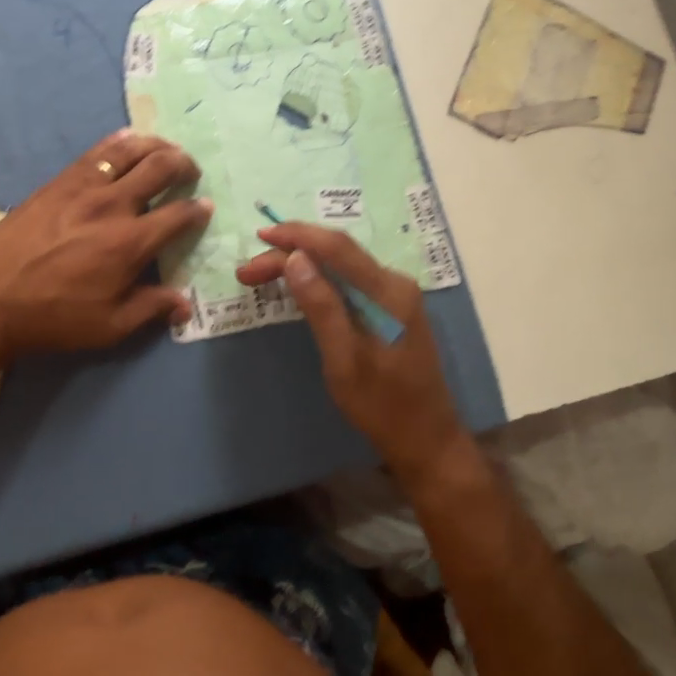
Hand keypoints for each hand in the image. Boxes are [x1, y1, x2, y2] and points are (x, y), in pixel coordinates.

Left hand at [0, 129, 211, 358]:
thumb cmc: (53, 318)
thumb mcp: (109, 327)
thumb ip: (150, 309)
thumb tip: (184, 304)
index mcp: (130, 243)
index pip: (178, 216)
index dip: (197, 210)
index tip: (206, 207)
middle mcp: (113, 206)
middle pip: (160, 168)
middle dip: (184, 165)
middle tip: (191, 172)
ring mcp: (84, 187)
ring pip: (130, 151)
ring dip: (156, 145)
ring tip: (166, 150)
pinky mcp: (59, 181)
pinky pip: (97, 152)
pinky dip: (120, 143)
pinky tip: (127, 142)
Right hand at [236, 223, 466, 477]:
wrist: (427, 440)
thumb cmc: (382, 406)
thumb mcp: (344, 361)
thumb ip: (321, 306)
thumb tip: (294, 258)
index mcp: (388, 292)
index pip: (336, 247)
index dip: (296, 236)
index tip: (258, 237)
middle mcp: (395, 283)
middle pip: (337, 252)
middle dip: (290, 253)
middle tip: (248, 272)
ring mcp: (396, 295)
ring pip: (342, 265)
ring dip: (302, 264)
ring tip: (262, 275)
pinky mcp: (391, 308)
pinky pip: (350, 280)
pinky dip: (319, 278)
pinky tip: (297, 285)